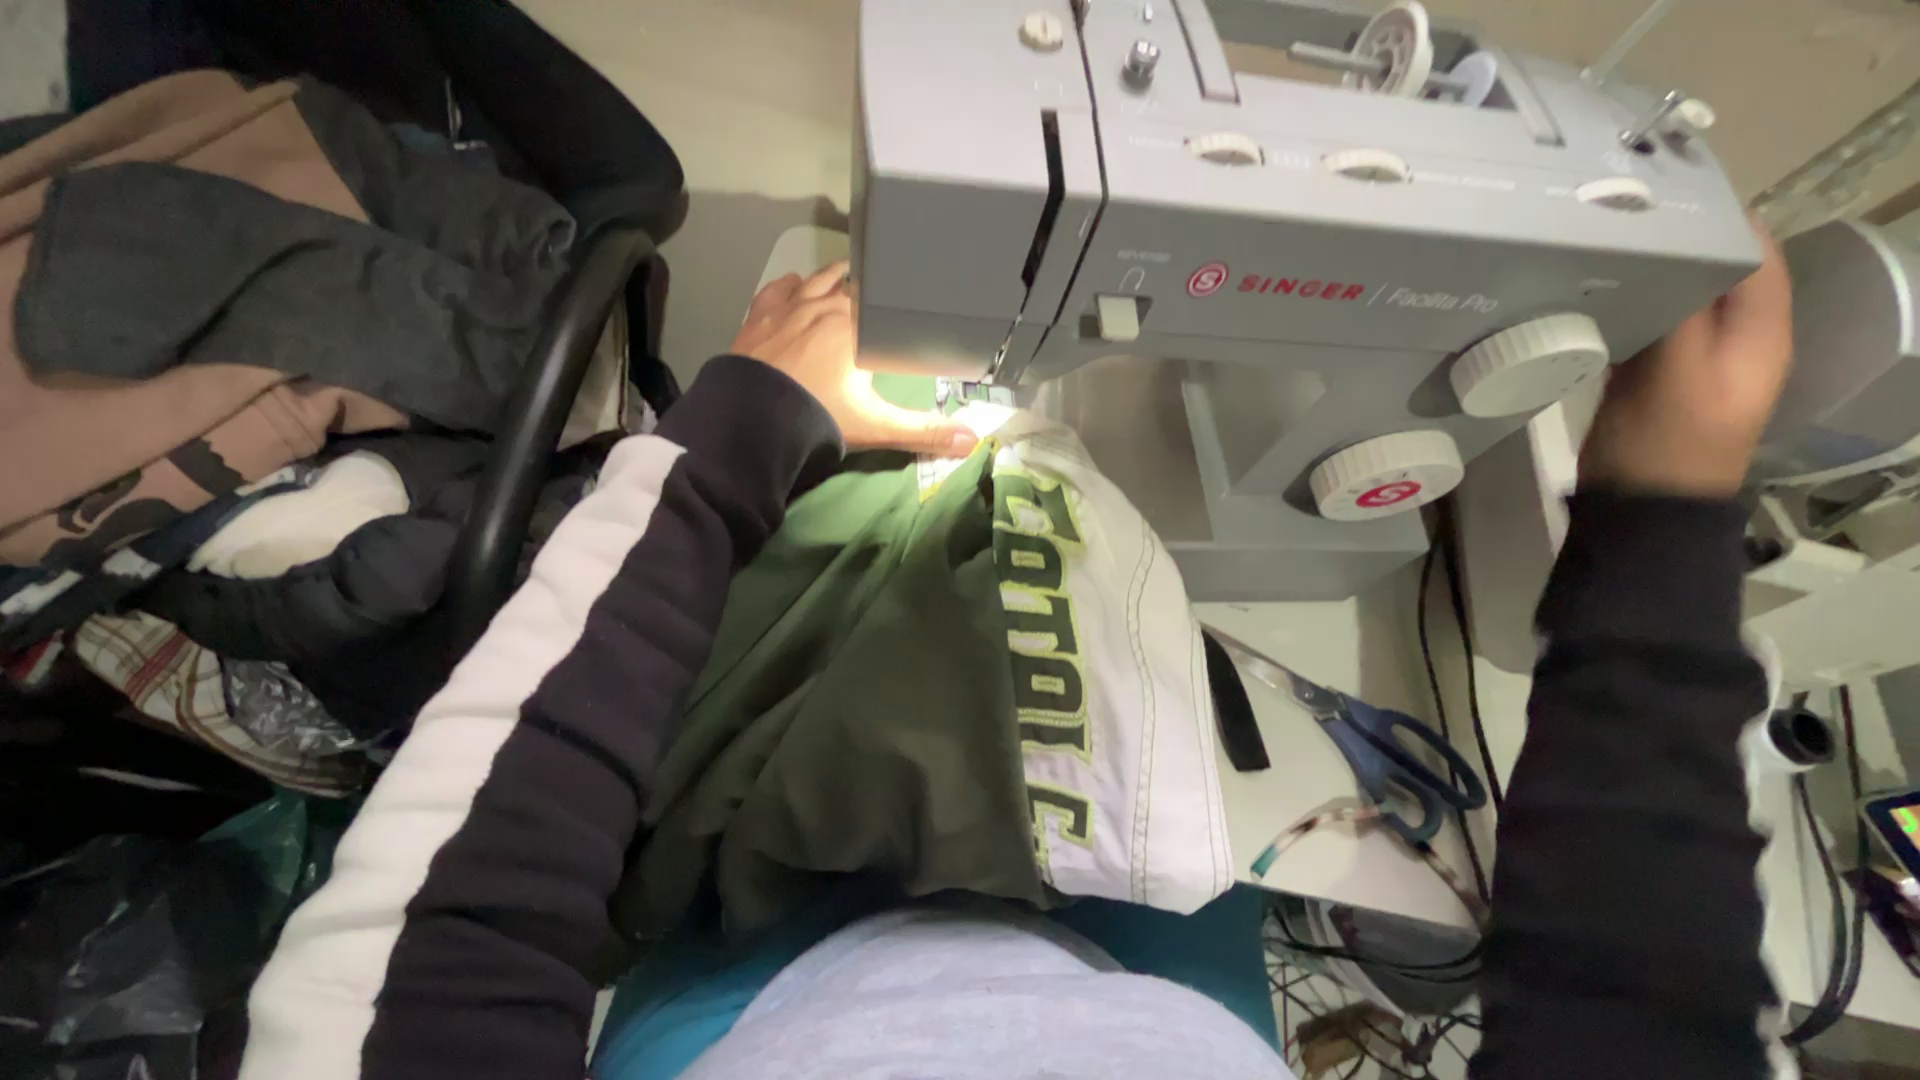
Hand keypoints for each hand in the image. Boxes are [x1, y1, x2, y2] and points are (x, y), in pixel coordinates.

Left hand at [731, 262, 980, 456]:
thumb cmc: (818, 416)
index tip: (906, 303)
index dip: (894, 299)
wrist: (751, 420)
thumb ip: (923, 431)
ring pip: (815, 279)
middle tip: (879, 296)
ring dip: (831, 279)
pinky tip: (795, 287)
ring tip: (845, 282)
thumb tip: (973, 442)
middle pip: (849, 282)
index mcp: (853, 322)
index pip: (881, 297)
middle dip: (865, 287)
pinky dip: (790, 287)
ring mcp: (786, 307)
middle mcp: (822, 303)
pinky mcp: (757, 317)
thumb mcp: (876, 426)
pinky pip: (777, 289)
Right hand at [1580, 221, 1794, 496]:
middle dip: (1675, 244)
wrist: (1638, 509)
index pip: (1755, 256)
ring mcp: (1686, 360)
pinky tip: (1586, 297)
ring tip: (1598, 249)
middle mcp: (1730, 339)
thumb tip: (1667, 253)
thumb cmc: (1666, 444)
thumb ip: (1681, 313)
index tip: (1672, 192)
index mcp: (1760, 334)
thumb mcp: (1677, 375)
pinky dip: (1620, 308)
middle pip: (1711, 274)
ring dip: (1643, 276)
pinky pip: (1641, 327)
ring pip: (1672, 299)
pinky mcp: (1647, 377)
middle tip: (1619, 218)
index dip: (1725, 220)